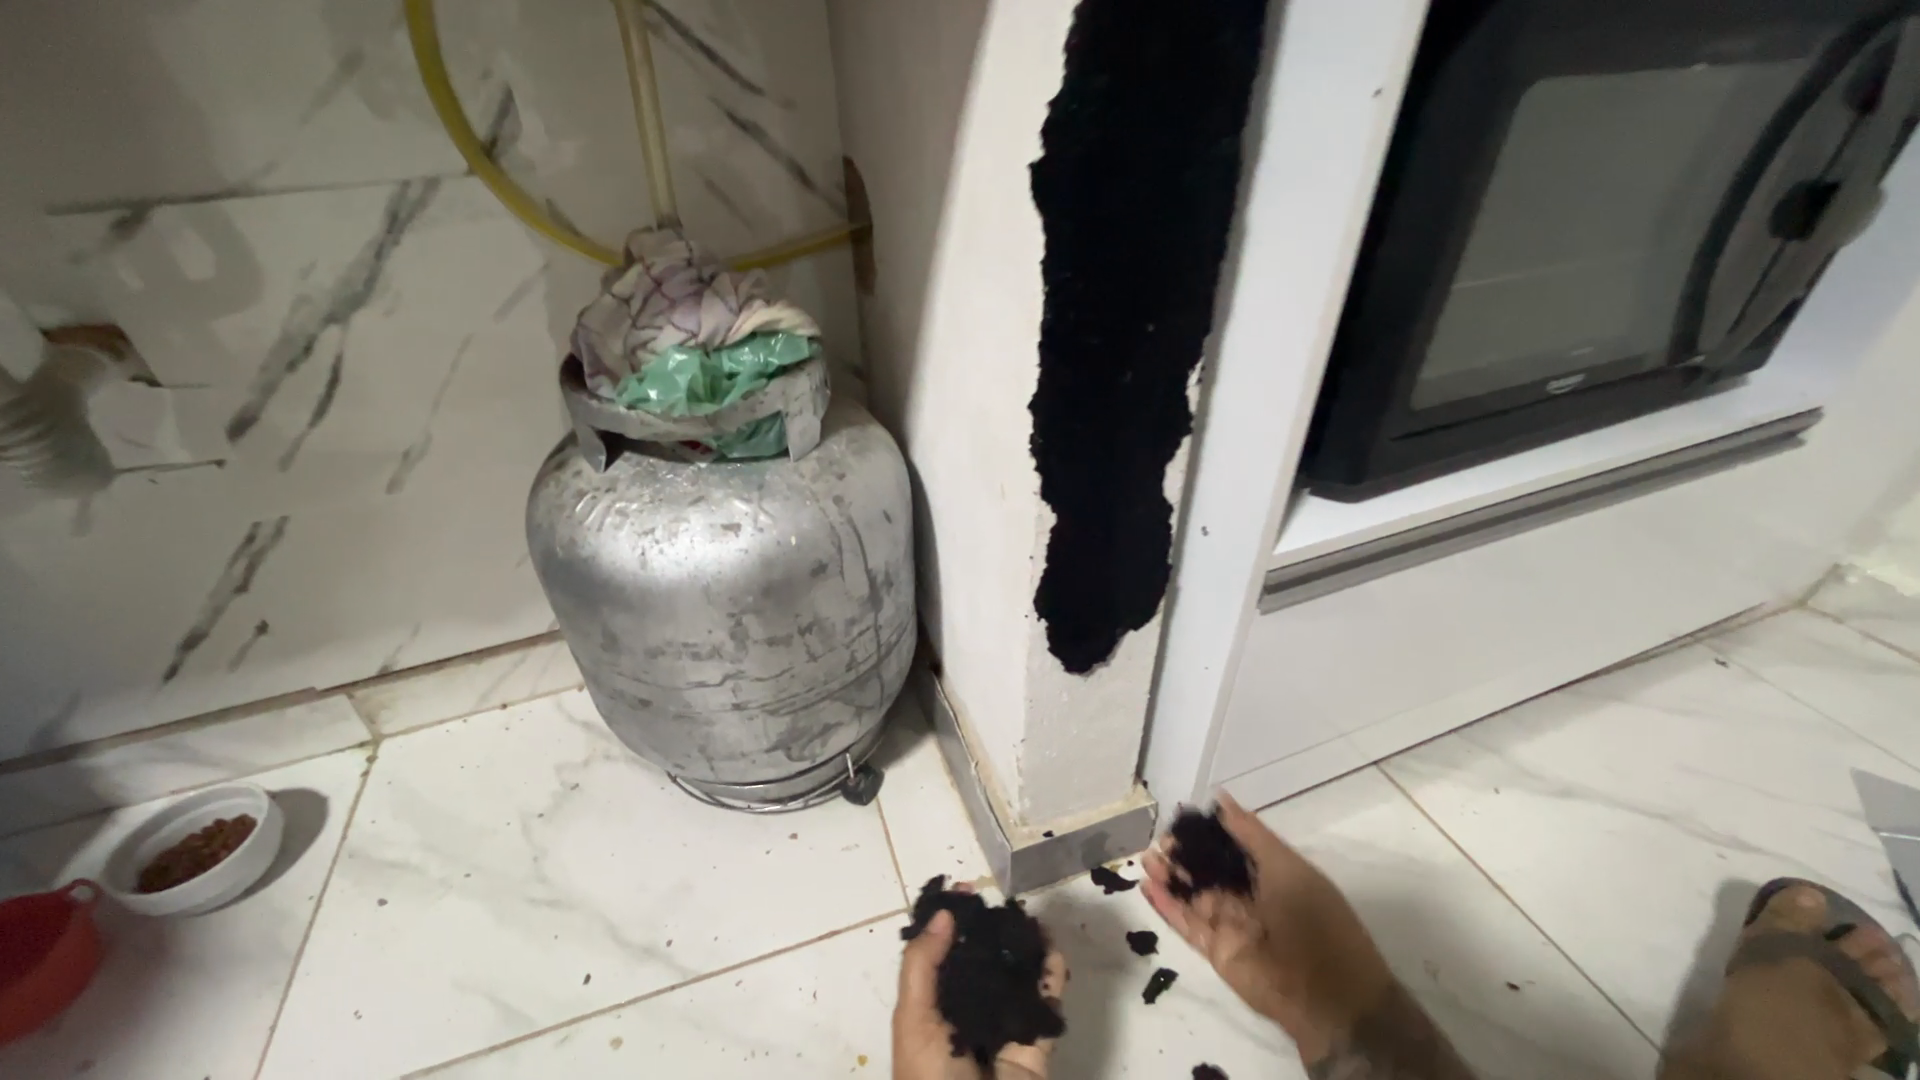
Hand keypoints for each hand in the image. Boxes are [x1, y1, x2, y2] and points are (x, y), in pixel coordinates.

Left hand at [892, 892, 1067, 1079]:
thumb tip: (944, 914)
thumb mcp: (913, 1020)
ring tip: (1032, 918)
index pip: (941, 956)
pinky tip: (1052, 949)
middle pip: (983, 963)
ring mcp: (1003, 1028)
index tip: (966, 890)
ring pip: (1017, 979)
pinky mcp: (1035, 1045)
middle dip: (994, 932)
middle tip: (1006, 901)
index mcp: (932, 1010)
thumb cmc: (928, 1079)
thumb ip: (924, 965)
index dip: (951, 923)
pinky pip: (1046, 1005)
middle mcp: (968, 1014)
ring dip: (1026, 948)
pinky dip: (1052, 976)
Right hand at [1141, 792, 1393, 1060]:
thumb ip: (1251, 834)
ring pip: (1191, 894)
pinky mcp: (1215, 949)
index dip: (1206, 833)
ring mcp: (1229, 924)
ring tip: (1148, 858)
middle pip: (1206, 870)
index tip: (1182, 818)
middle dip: (1183, 853)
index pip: (1229, 847)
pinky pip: (1185, 923)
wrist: (1329, 995)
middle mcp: (1247, 897)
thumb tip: (1220, 799)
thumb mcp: (1287, 867)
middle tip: (1162, 840)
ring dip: (1169, 876)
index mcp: (1269, 875)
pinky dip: (1165, 905)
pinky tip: (1147, 885)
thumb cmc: (1315, 920)